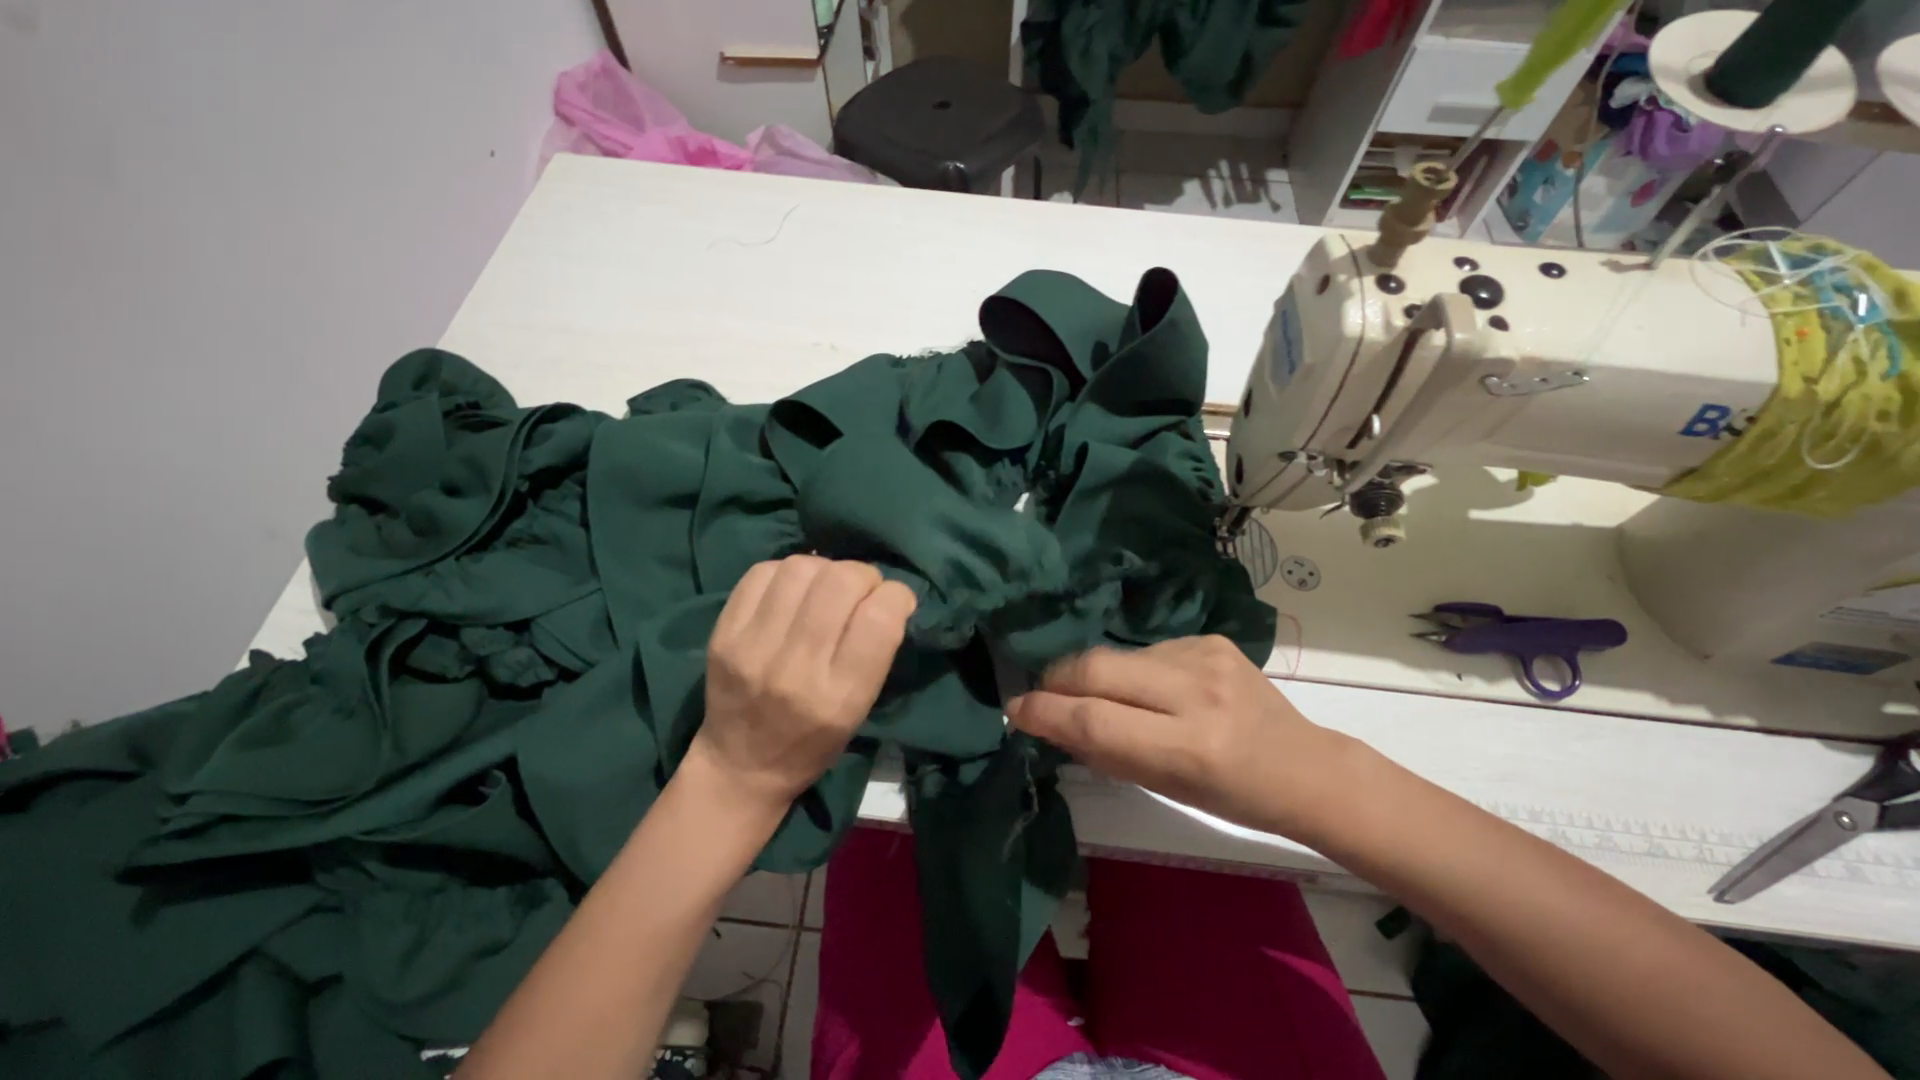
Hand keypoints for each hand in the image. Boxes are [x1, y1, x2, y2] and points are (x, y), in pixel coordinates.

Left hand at [693, 556, 916, 811]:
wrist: (741, 765)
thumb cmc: (814, 743)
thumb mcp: (860, 710)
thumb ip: (876, 651)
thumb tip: (887, 594)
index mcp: (840, 696)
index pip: (878, 618)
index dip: (897, 596)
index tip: (895, 602)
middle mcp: (796, 668)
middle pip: (841, 582)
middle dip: (864, 575)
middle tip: (862, 591)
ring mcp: (753, 647)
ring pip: (802, 567)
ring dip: (825, 568)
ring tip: (825, 588)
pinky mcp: (724, 633)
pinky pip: (762, 573)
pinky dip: (787, 572)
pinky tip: (793, 591)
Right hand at [1007, 635, 1346, 835]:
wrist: (1304, 767)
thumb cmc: (1231, 796)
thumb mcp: (1165, 788)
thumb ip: (1105, 752)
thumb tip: (1050, 721)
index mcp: (1189, 748)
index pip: (1096, 720)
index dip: (1046, 712)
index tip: (1016, 710)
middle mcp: (1198, 694)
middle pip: (1097, 669)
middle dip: (1057, 680)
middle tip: (1042, 695)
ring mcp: (1208, 658)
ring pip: (1118, 656)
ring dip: (1096, 676)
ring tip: (1106, 700)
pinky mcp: (1212, 638)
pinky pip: (1147, 649)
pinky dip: (1133, 670)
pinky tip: (1150, 689)